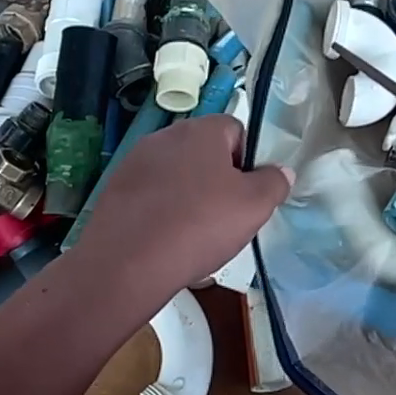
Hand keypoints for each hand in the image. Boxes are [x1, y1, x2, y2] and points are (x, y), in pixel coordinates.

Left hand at [71, 115, 291, 307]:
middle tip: (226, 216)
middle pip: (205, 152)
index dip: (248, 161)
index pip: (236, 131)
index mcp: (201, 130)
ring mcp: (135, 162)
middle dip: (218, 179)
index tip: (248, 194)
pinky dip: (162, 211)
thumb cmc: (199, 225)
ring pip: (177, 175)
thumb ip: (274, 183)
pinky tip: (167, 240)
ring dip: (189, 195)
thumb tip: (281, 171)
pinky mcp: (115, 189)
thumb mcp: (254, 206)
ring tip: (195, 233)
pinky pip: (152, 195)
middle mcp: (165, 136)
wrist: (126, 264)